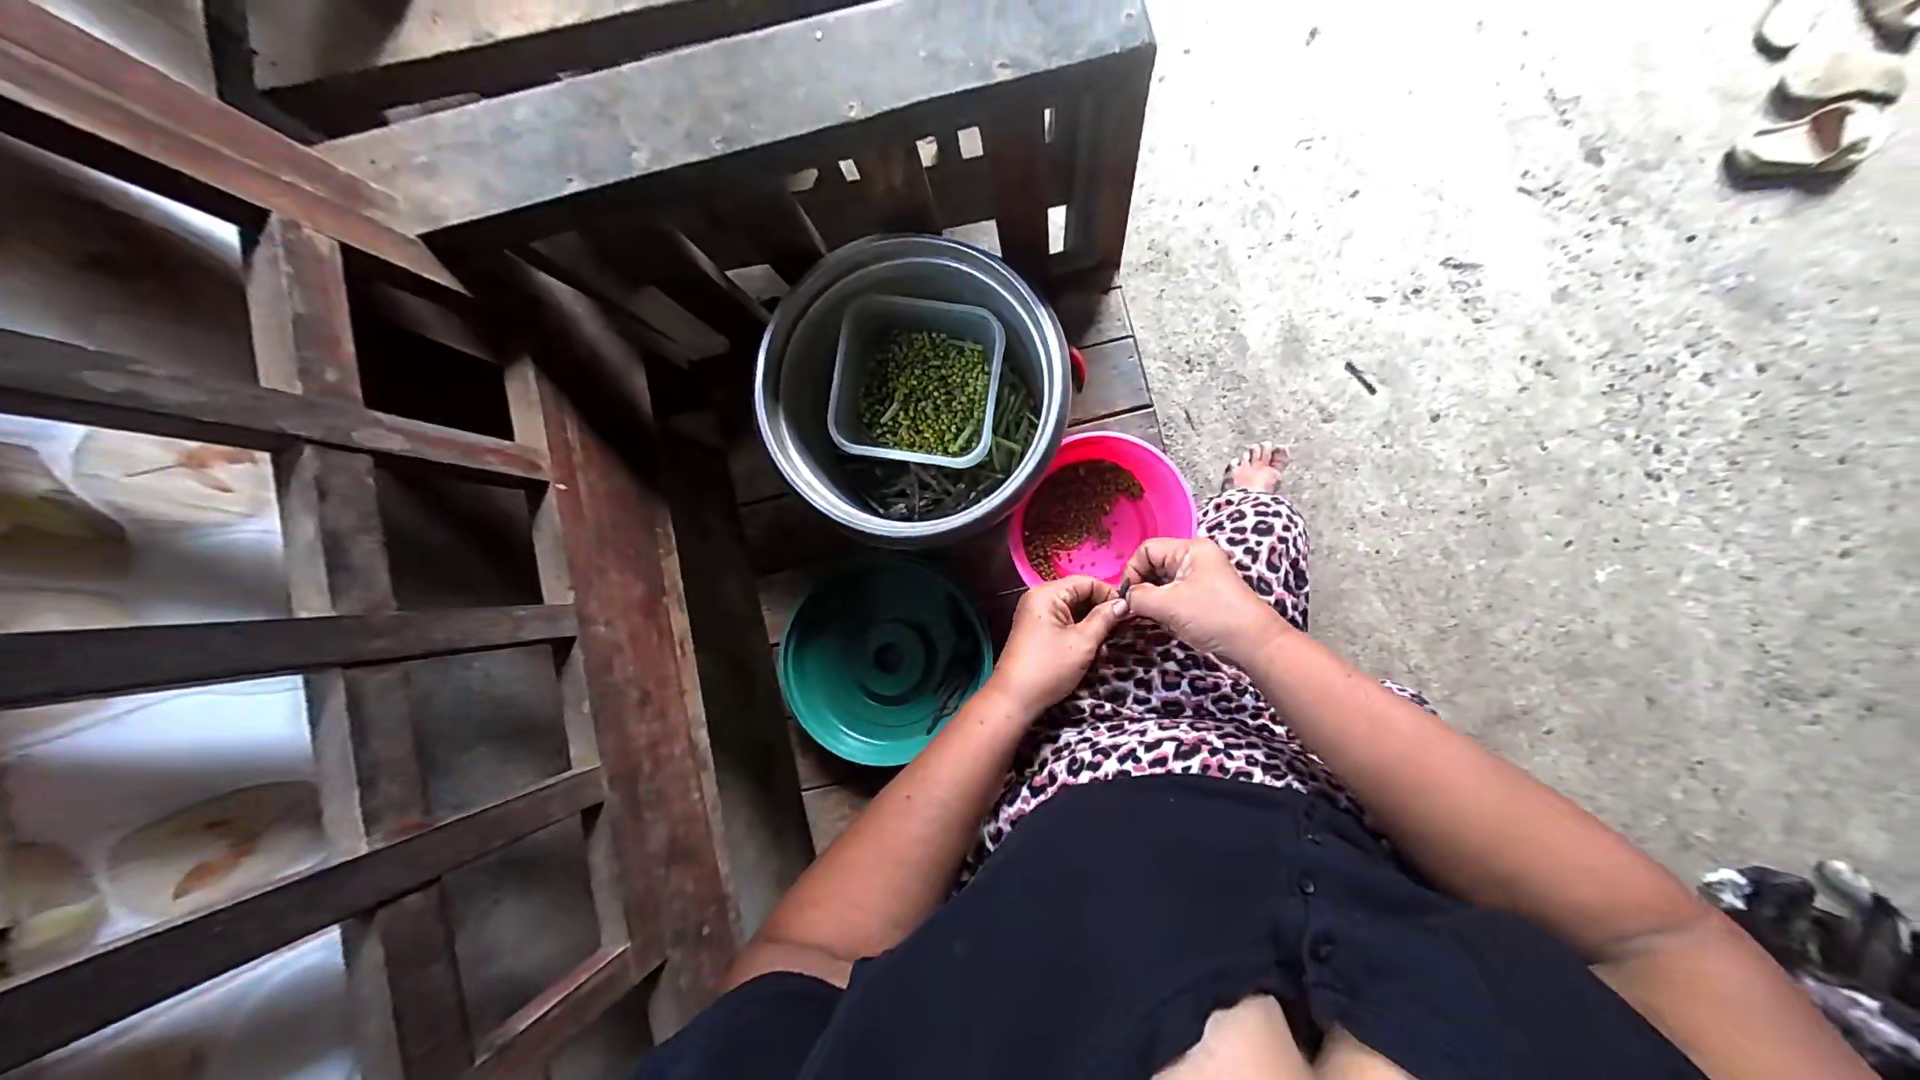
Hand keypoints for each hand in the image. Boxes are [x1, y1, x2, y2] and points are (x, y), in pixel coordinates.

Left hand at [982, 576, 1125, 716]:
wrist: (1014, 698)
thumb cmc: (1049, 668)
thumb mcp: (1083, 642)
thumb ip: (1104, 619)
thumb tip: (1123, 603)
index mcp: (1046, 594)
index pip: (1085, 582)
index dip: (1109, 594)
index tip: (1129, 612)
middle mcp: (1038, 598)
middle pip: (1078, 594)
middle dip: (1101, 610)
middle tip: (1122, 627)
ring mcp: (1035, 615)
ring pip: (1072, 610)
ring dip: (1092, 623)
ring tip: (1109, 639)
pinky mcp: (1036, 631)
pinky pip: (1063, 622)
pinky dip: (1079, 631)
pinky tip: (1092, 647)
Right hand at [1120, 537, 1290, 666]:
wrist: (1255, 644)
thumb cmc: (1212, 616)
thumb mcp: (1167, 604)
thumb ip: (1138, 596)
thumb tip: (1125, 598)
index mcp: (1190, 549)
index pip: (1146, 550)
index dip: (1132, 571)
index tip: (1126, 596)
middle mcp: (1196, 557)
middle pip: (1154, 564)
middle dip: (1141, 586)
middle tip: (1133, 608)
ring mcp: (1202, 577)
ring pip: (1163, 582)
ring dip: (1152, 599)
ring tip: (1147, 616)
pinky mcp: (1204, 596)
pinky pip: (1174, 594)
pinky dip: (1164, 606)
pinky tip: (1163, 621)